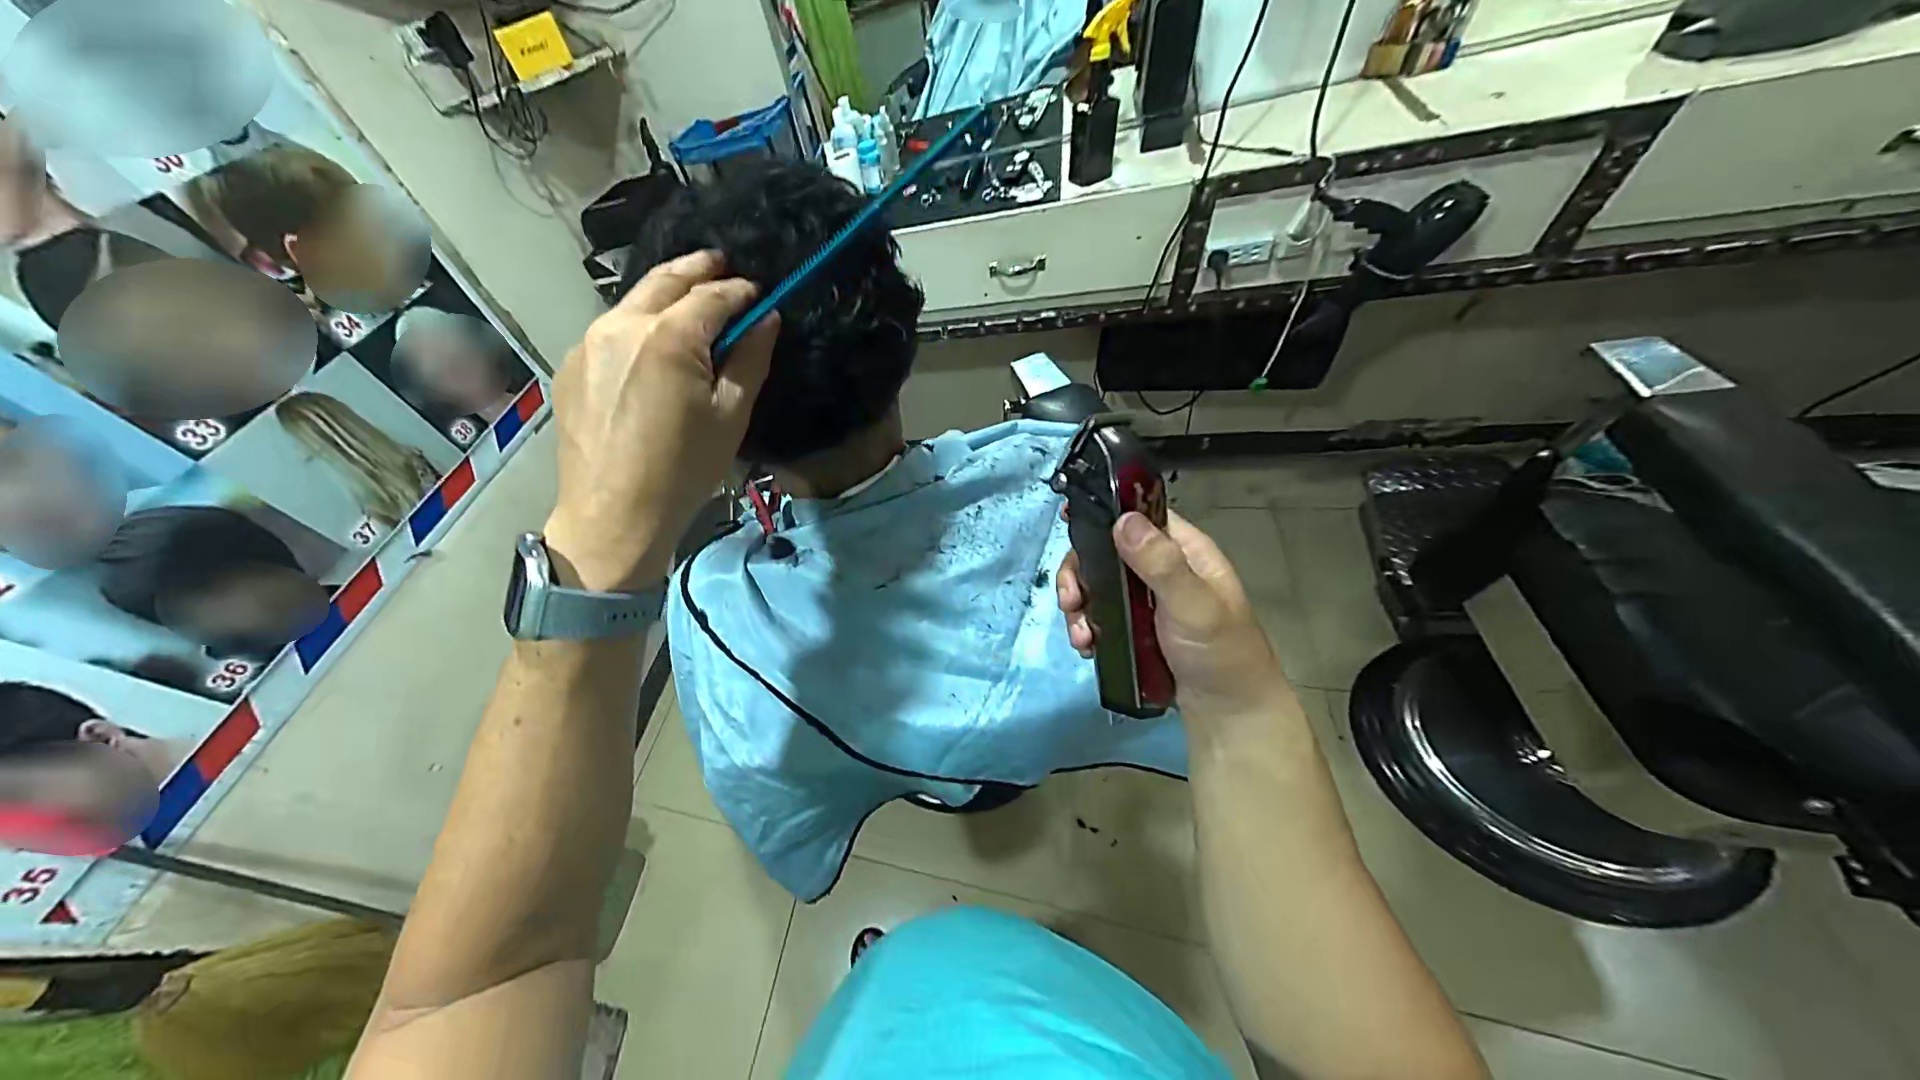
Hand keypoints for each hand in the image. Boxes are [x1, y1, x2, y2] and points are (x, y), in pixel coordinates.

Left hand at [543, 251, 778, 590]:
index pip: (712, 295)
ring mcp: (588, 343)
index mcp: (668, 337)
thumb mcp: (731, 417)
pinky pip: (612, 330)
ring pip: (633, 301)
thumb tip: (766, 320)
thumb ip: (750, 360)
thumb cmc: (684, 469)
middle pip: (664, 280)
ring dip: (665, 293)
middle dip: (698, 268)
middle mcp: (621, 325)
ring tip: (690, 298)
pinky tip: (653, 344)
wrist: (614, 514)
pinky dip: (639, 323)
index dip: (740, 290)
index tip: (760, 292)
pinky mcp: (572, 365)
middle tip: (722, 263)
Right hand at [1058, 510, 1286, 721]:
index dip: (1105, 516)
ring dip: (1080, 606)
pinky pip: (1101, 616)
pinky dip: (1087, 628)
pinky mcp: (1134, 629)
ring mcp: (1146, 601)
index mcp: (1184, 550)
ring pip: (1098, 586)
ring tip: (1081, 636)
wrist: (1228, 714)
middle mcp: (1162, 569)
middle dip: (1081, 573)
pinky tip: (1086, 647)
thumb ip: (1160, 562)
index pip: (1139, 516)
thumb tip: (1122, 519)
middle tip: (1070, 601)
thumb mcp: (1192, 604)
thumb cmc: (1220, 653)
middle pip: (1107, 552)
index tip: (1070, 523)